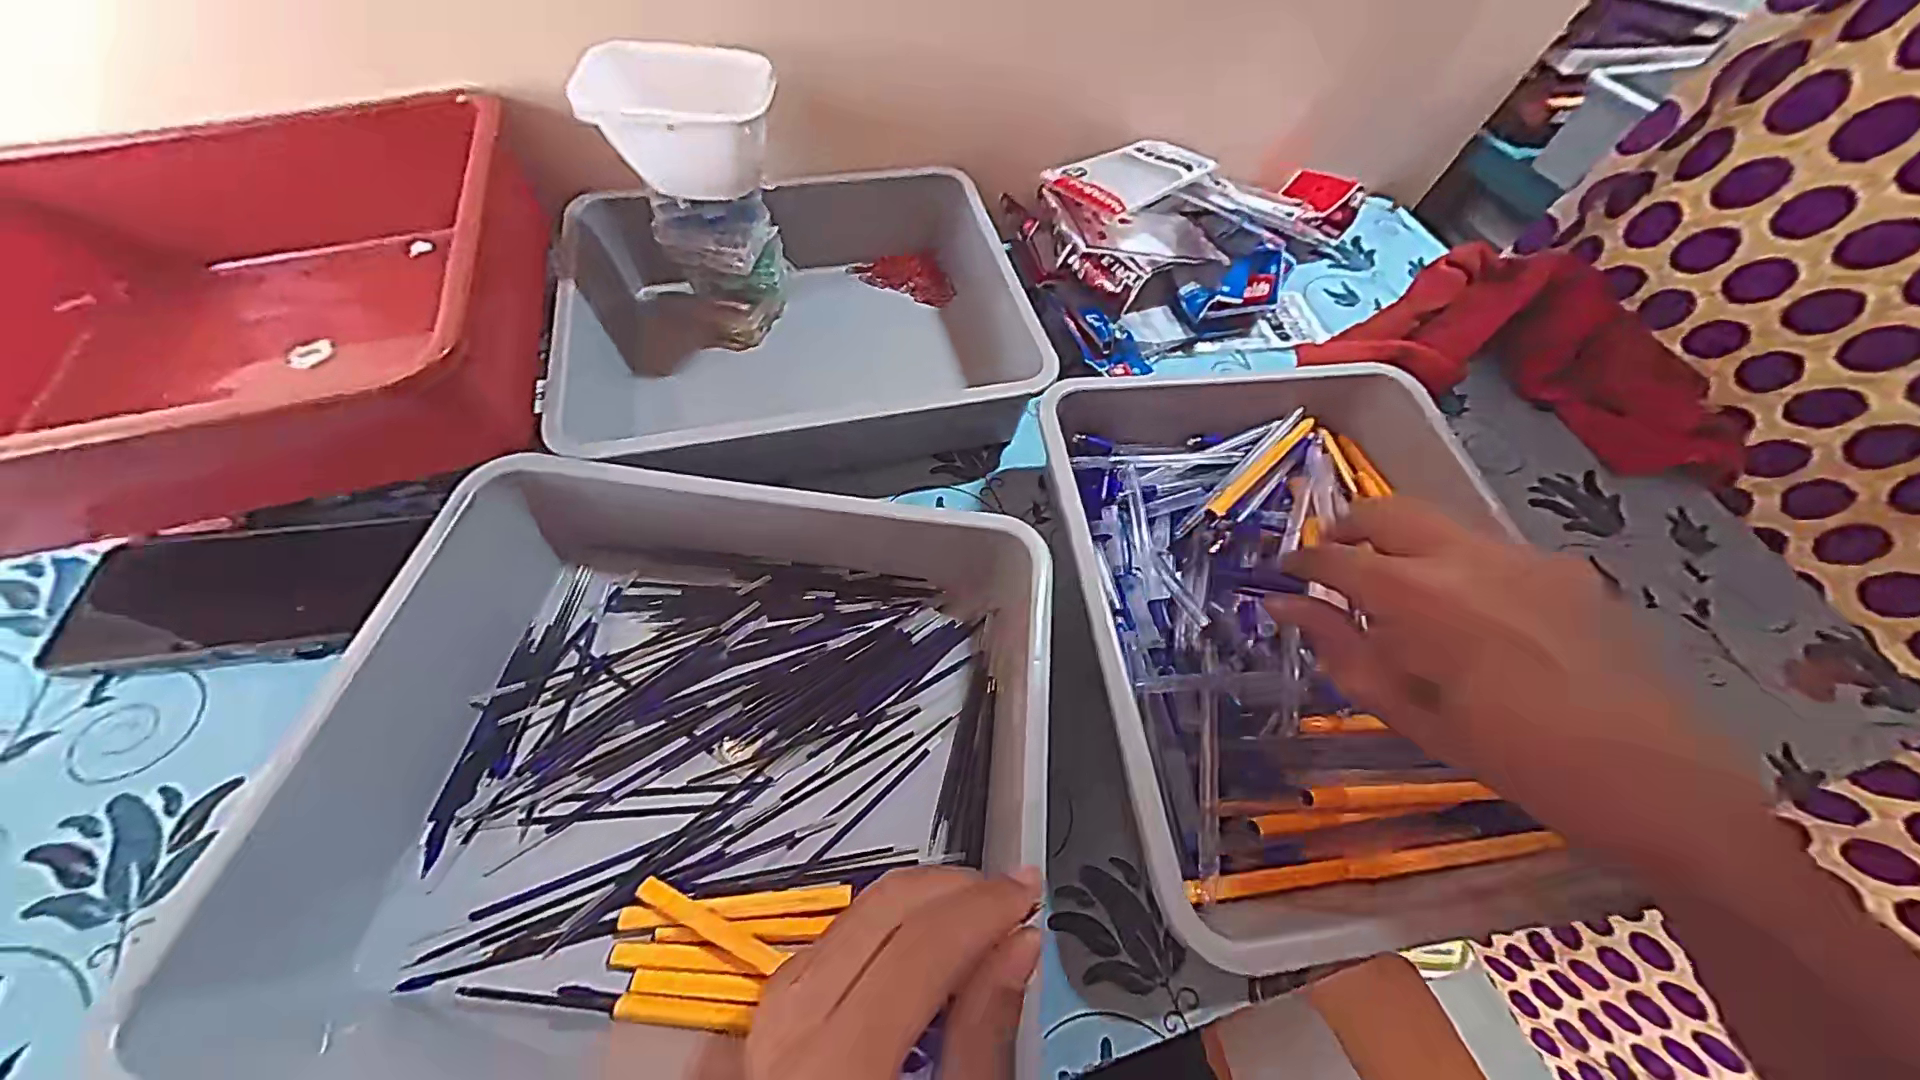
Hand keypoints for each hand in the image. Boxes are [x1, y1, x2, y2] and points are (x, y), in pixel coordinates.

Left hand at [746, 866, 1041, 1079]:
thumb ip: (983, 1035)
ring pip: (860, 910)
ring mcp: (773, 1013)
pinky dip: (888, 922)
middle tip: (1008, 896)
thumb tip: (1017, 948)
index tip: (1026, 891)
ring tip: (973, 914)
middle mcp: (791, 1026)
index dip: (987, 905)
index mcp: (837, 1065)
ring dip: (924, 898)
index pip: (925, 943)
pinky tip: (920, 937)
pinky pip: (837, 935)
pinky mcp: (771, 1009)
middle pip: (887, 907)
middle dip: (959, 888)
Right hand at [1263, 497, 1755, 863]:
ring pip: (1437, 523)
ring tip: (1396, 590)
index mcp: (1415, 595)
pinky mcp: (1565, 567)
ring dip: (1399, 543)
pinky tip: (1468, 612)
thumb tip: (1282, 604)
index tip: (1284, 572)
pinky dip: (1454, 563)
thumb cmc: (1498, 751)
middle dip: (1345, 527)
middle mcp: (1464, 556)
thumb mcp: (1397, 704)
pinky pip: (1487, 548)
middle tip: (1331, 561)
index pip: (1334, 557)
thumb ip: (1334, 643)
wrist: (1646, 778)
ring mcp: (1522, 555)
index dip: (1300, 562)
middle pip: (1384, 510)